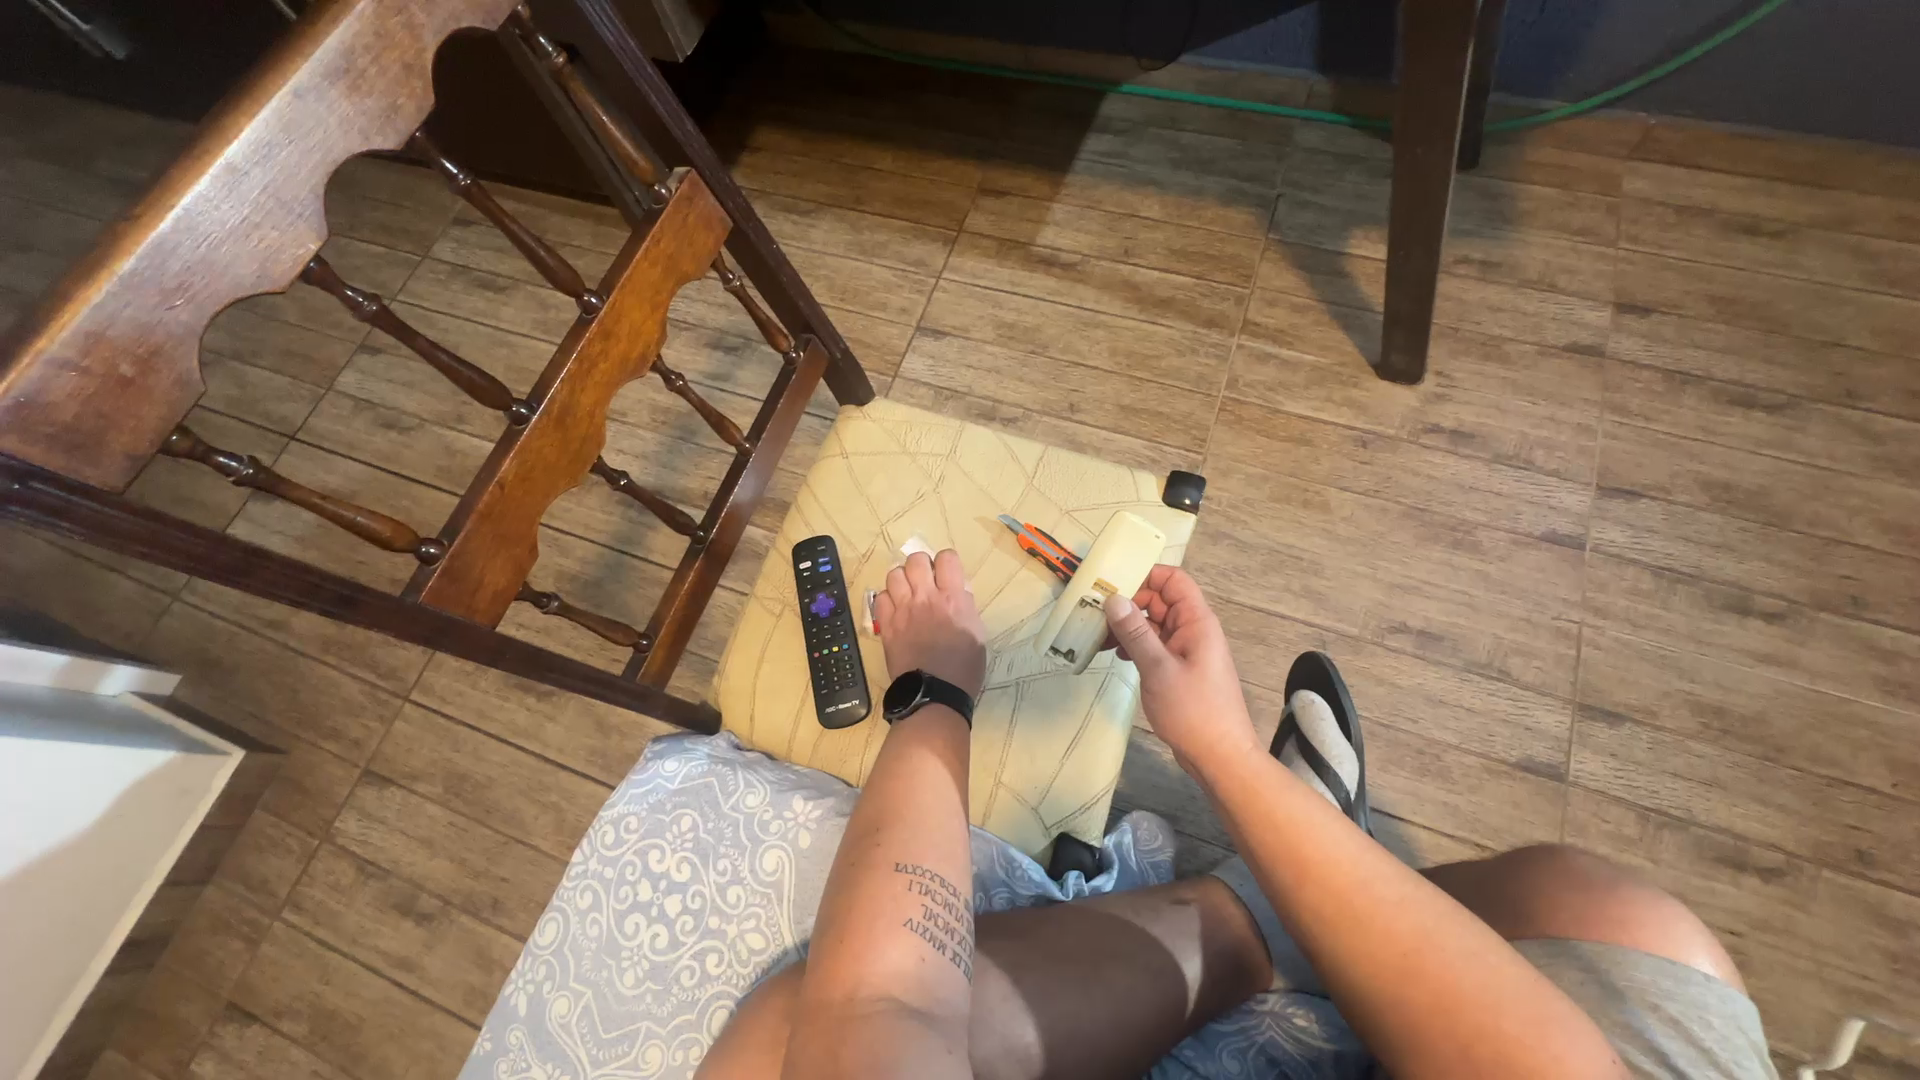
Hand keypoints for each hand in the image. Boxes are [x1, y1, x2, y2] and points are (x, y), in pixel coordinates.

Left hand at [874, 550, 987, 698]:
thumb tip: (958, 590)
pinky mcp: (887, 625)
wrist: (935, 695)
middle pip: (916, 560)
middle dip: (922, 565)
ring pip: (894, 574)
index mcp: (953, 599)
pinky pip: (880, 597)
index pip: (947, 558)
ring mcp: (903, 611)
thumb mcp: (978, 633)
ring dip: (903, 579)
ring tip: (908, 592)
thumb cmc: (964, 668)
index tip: (947, 574)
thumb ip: (966, 607)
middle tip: (926, 580)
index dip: (947, 562)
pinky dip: (888, 598)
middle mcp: (926, 598)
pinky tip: (896, 609)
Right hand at [1103, 565, 1258, 778]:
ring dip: (1127, 626)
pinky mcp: (1178, 668)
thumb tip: (1114, 599)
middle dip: (1128, 603)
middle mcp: (1193, 630)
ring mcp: (1186, 650)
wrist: (1220, 756)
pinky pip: (1154, 644)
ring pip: (1153, 624)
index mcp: (1196, 622)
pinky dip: (1135, 645)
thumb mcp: (1158, 669)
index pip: (1173, 580)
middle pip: (1159, 600)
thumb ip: (1135, 633)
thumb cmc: (1193, 710)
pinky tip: (1115, 655)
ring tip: (1098, 636)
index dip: (1145, 575)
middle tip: (1094, 612)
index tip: (1112, 584)